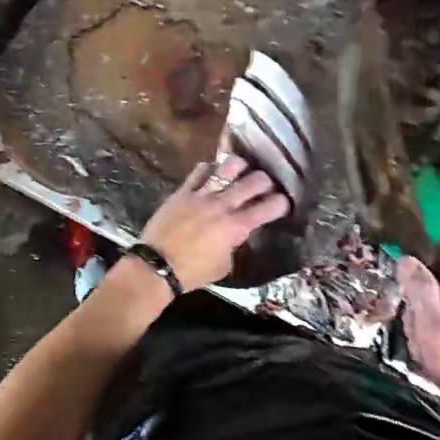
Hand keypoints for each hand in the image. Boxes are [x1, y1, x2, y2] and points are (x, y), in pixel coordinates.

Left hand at [138, 155, 291, 291]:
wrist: (157, 266)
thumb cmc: (193, 273)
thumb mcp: (224, 265)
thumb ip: (234, 245)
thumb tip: (236, 235)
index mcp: (237, 227)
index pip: (270, 207)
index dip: (282, 203)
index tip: (283, 204)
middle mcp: (223, 205)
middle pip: (255, 180)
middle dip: (266, 182)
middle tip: (265, 187)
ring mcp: (202, 195)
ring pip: (229, 166)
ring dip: (241, 167)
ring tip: (241, 172)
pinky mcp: (183, 191)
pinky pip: (200, 170)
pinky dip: (211, 168)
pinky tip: (214, 173)